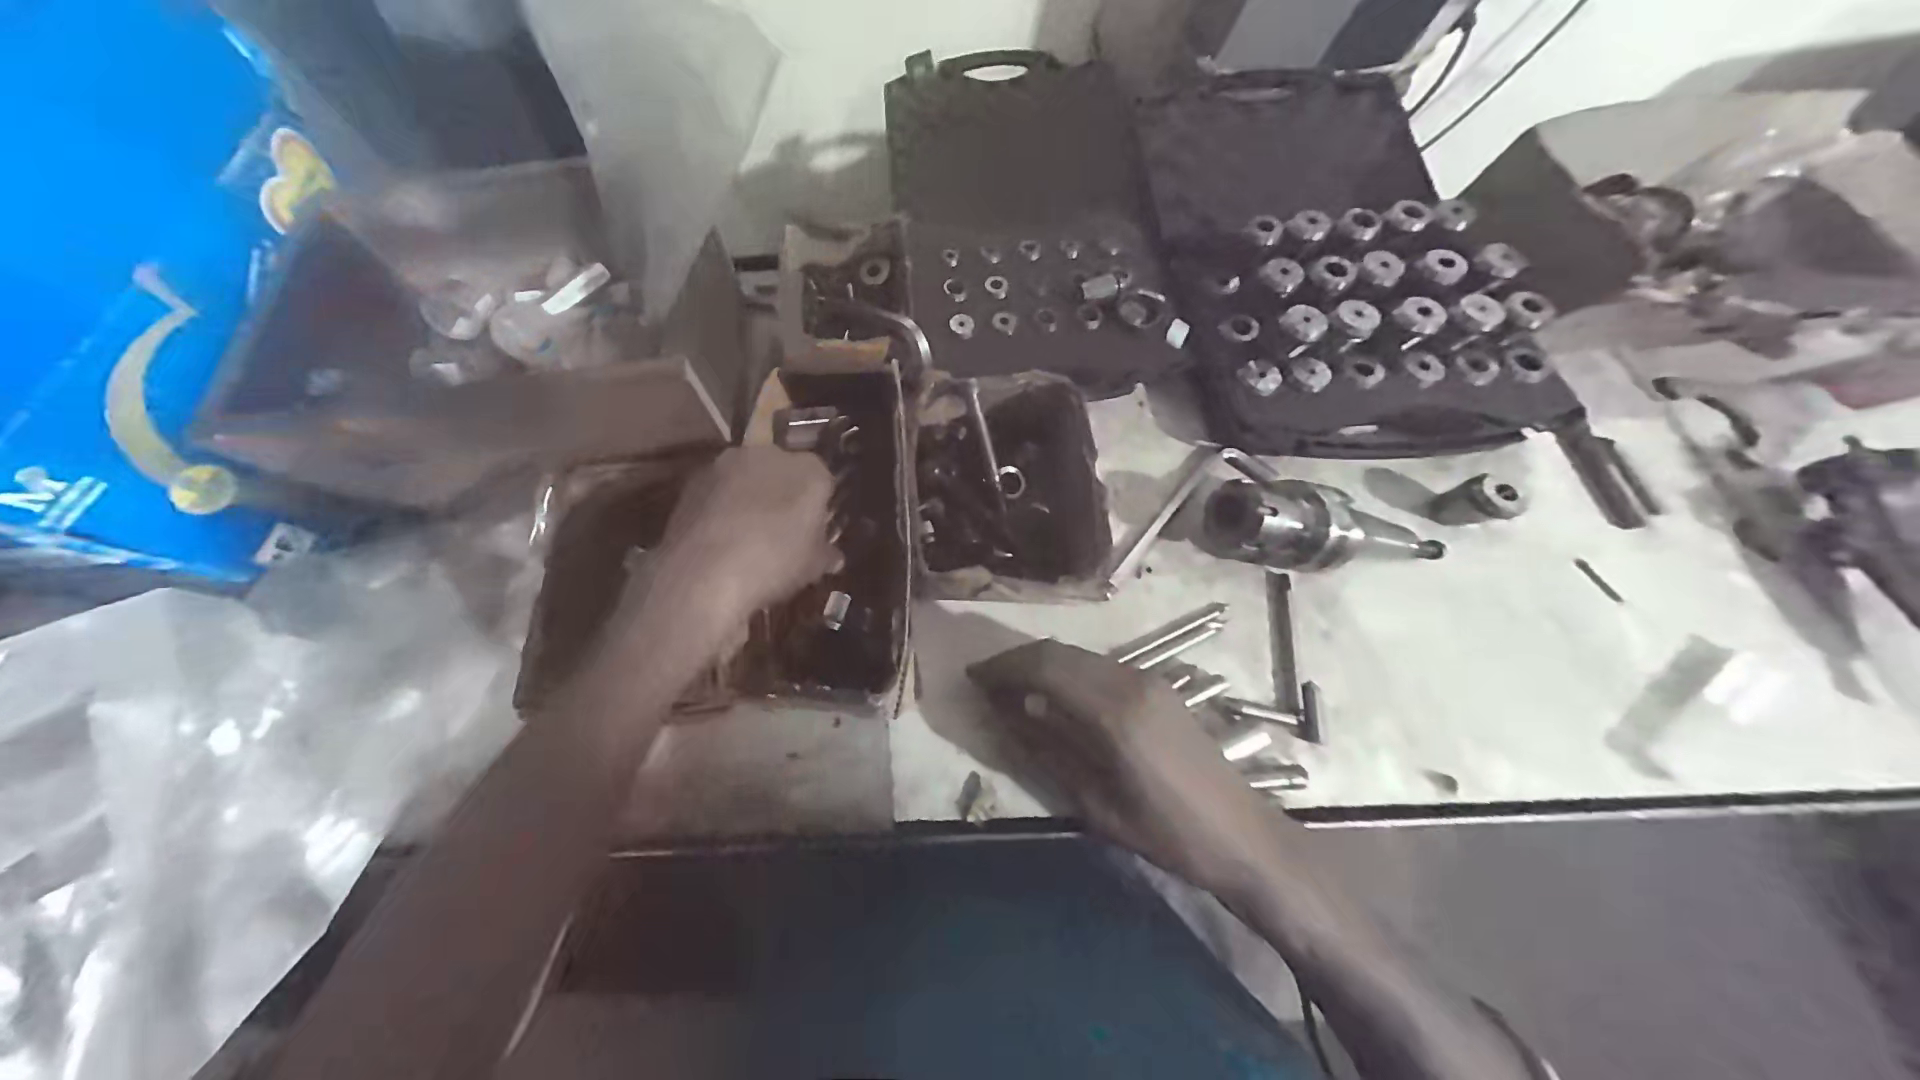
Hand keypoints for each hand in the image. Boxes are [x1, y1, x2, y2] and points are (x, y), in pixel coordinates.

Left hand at [647, 446, 841, 630]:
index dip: (820, 506)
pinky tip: (720, 539)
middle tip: (784, 532)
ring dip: (750, 498)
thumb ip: (825, 554)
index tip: (815, 530)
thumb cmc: (774, 562)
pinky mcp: (692, 480)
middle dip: (784, 495)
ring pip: (747, 479)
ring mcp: (726, 463)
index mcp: (809, 469)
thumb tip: (833, 556)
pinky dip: (721, 507)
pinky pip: (718, 492)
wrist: (701, 573)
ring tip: (747, 537)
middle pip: (783, 472)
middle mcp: (769, 454)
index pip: (824, 480)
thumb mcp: (812, 567)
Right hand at [968, 640, 1277, 894]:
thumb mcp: (1096, 804)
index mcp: (1114, 711)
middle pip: (1058, 652)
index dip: (1002, 668)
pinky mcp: (1159, 686)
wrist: (1243, 834)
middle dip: (1015, 661)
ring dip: (1040, 664)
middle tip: (984, 682)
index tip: (971, 679)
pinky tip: (1053, 695)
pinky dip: (1067, 672)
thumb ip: (1048, 751)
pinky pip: (1099, 666)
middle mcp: (1130, 680)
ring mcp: (1148, 679)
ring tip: (1010, 688)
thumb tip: (1004, 713)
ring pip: (1078, 655)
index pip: (1043, 667)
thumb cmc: (1167, 833)